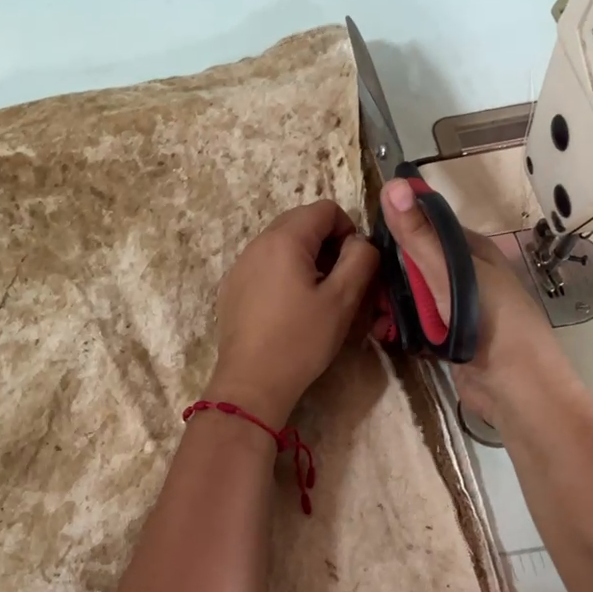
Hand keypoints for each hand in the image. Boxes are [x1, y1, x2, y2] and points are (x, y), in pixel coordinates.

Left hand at [208, 201, 379, 423]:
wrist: (251, 382)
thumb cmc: (301, 340)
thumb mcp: (343, 300)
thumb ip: (360, 259)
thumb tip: (361, 242)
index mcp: (284, 240)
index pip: (324, 209)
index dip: (348, 229)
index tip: (355, 262)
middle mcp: (256, 244)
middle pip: (300, 222)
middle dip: (326, 243)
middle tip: (340, 280)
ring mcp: (239, 265)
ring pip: (281, 244)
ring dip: (305, 258)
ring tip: (316, 296)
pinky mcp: (231, 287)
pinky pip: (264, 265)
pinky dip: (283, 273)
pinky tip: (289, 308)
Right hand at [379, 178, 558, 418]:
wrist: (517, 389)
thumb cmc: (490, 321)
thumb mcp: (449, 272)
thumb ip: (418, 234)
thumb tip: (394, 184)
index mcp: (472, 251)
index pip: (427, 225)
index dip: (396, 226)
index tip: (363, 234)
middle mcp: (464, 275)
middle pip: (414, 261)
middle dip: (388, 272)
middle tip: (361, 279)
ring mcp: (456, 308)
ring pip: (412, 294)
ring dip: (390, 302)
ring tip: (368, 308)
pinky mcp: (447, 337)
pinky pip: (415, 323)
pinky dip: (399, 326)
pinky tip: (382, 330)